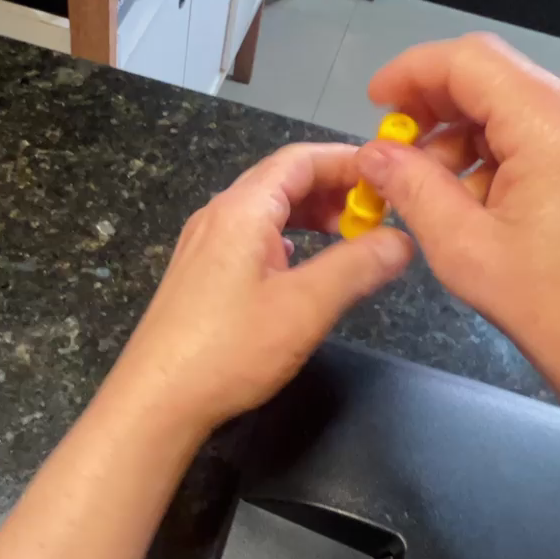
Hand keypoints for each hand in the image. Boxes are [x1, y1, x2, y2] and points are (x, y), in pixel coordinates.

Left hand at [102, 143, 414, 434]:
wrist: (157, 399)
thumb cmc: (230, 349)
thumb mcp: (305, 307)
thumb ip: (357, 266)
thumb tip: (402, 239)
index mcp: (241, 210)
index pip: (300, 159)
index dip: (348, 161)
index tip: (390, 178)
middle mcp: (217, 216)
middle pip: (282, 180)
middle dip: (333, 189)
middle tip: (377, 213)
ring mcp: (203, 244)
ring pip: (265, 210)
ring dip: (310, 215)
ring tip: (350, 236)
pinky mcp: (199, 273)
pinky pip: (250, 237)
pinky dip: (287, 239)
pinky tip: (303, 264)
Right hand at [354, 35, 559, 414]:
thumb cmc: (548, 306)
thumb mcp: (462, 247)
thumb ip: (410, 187)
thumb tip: (371, 153)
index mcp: (556, 127)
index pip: (471, 61)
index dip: (412, 71)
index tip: (375, 103)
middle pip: (494, 77)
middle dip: (434, 106)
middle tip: (393, 149)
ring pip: (514, 106)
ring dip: (461, 135)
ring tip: (428, 187)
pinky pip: (538, 134)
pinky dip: (493, 153)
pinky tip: (472, 200)